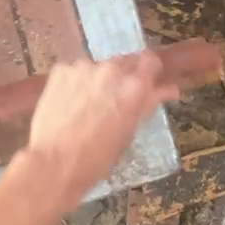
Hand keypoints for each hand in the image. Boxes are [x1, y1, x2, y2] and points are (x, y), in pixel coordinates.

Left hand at [23, 53, 179, 206]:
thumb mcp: (129, 132)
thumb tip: (169, 89)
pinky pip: (75, 71)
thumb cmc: (98, 157)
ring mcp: (84, 67)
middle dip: (123, 77)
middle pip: (124, 62)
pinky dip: (76, 82)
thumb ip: (148, 104)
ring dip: (98, 80)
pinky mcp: (61, 70)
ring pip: (98, 68)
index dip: (148, 71)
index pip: (151, 61)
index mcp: (135, 86)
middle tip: (115, 99)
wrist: (54, 163)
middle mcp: (112, 69)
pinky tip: (69, 103)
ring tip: (87, 106)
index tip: (145, 81)